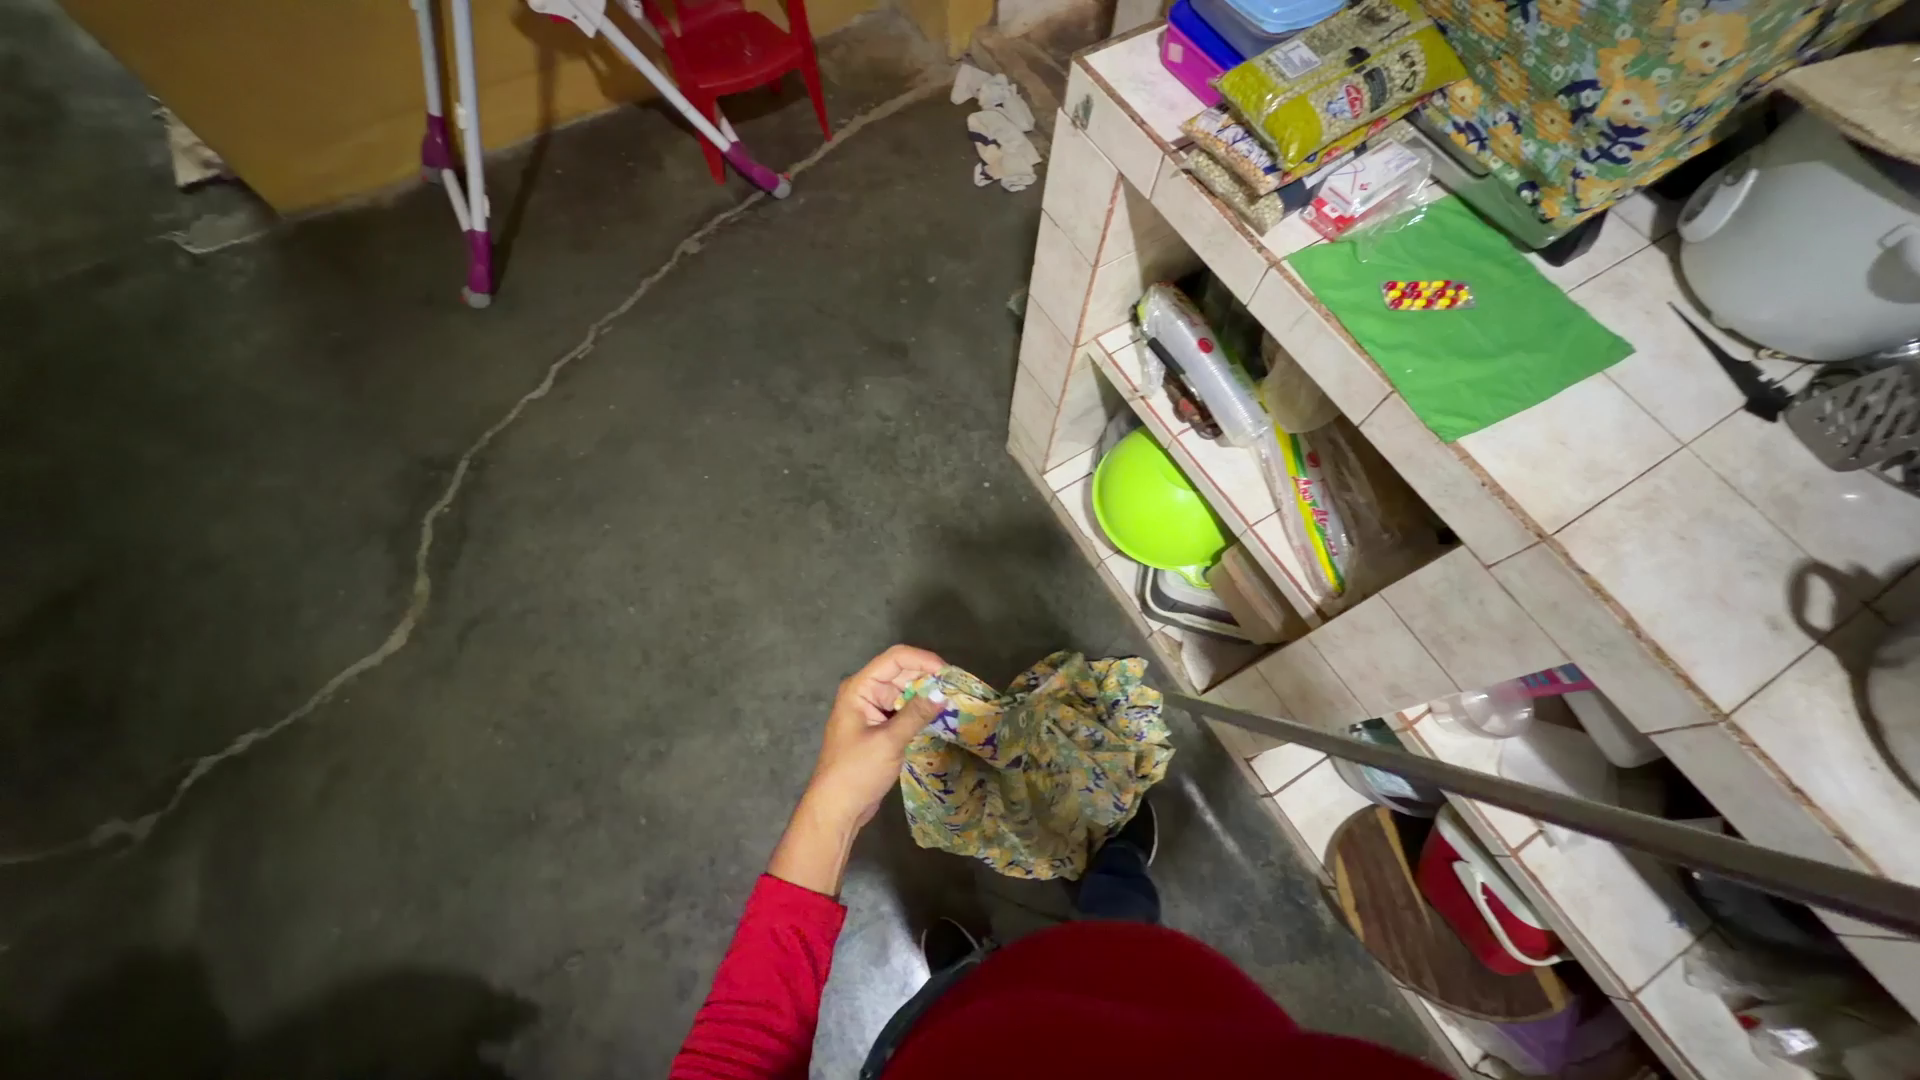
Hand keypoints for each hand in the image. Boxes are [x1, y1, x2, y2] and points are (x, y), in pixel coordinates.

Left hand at [804, 644, 947, 828]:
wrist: (836, 809)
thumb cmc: (857, 772)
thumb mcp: (889, 741)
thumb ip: (916, 714)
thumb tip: (943, 693)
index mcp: (859, 688)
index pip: (895, 659)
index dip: (923, 660)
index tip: (949, 673)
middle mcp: (864, 693)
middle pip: (900, 672)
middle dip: (927, 677)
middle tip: (956, 689)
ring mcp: (871, 711)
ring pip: (904, 691)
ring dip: (925, 694)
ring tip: (952, 701)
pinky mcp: (879, 728)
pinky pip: (902, 709)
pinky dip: (919, 710)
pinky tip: (938, 717)